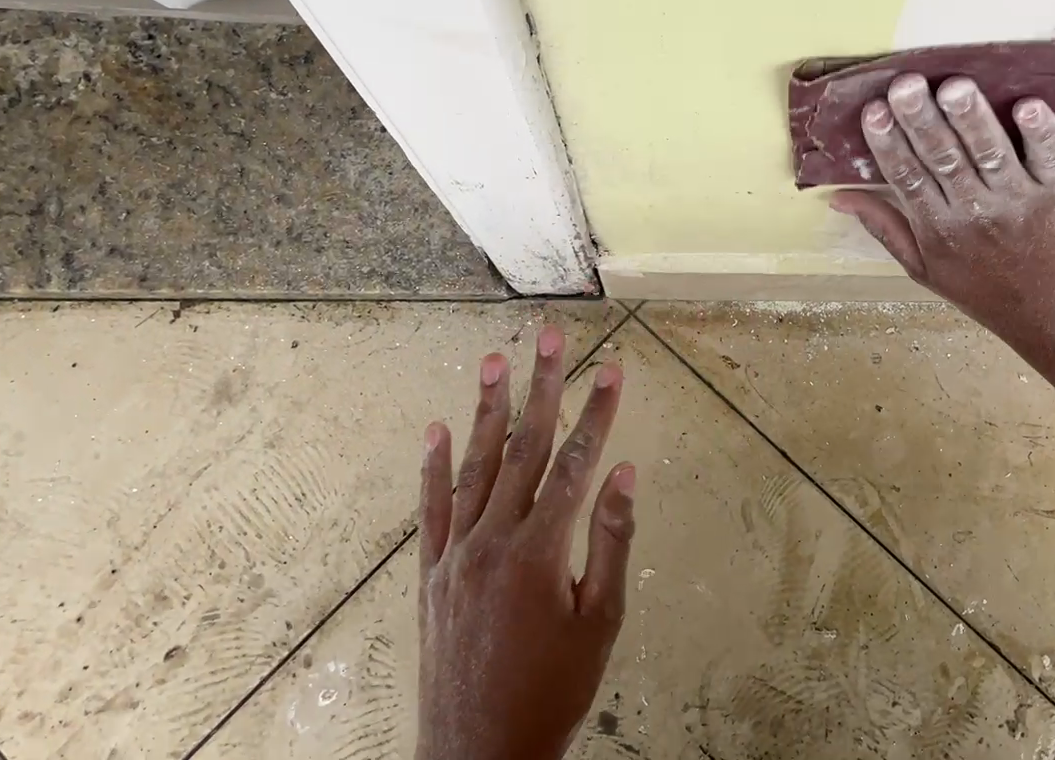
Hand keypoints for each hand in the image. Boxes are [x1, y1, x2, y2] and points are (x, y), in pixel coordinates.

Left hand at [417, 325, 636, 759]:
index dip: (598, 411)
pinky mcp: (430, 573)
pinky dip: (432, 466)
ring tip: (494, 360)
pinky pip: (430, 508)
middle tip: (547, 335)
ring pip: (473, 465)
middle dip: (542, 386)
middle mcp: (493, 538)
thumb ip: (612, 541)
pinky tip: (435, 430)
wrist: (479, 754)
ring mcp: (455, 553)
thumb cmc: (554, 689)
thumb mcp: (600, 621)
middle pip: (524, 446)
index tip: (611, 367)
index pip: (577, 462)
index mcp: (540, 548)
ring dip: (486, 409)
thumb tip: (624, 472)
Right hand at [830, 74, 1054, 340]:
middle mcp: (974, 211)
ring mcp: (1018, 199)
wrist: (1050, 311)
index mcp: (937, 228)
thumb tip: (837, 196)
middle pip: (944, 159)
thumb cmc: (979, 287)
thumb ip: (883, 225)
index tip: (873, 111)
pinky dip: (1039, 132)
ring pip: (990, 152)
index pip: (907, 178)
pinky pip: (1048, 156)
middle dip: (922, 121)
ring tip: (955, 86)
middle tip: (905, 84)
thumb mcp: (921, 267)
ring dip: (972, 118)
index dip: (888, 145)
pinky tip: (1028, 105)